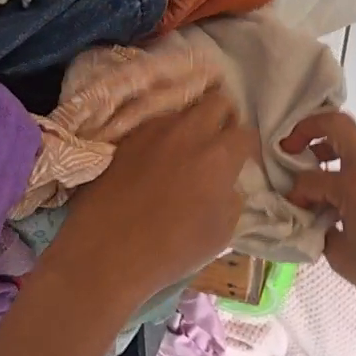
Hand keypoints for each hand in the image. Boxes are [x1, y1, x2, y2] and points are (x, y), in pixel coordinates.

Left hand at [50, 89, 256, 306]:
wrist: (106, 253)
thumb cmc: (171, 251)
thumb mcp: (221, 233)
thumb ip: (231, 199)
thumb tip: (226, 184)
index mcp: (218, 156)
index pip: (246, 133)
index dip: (248, 147)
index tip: (244, 160)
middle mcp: (188, 132)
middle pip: (217, 102)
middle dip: (224, 118)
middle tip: (219, 143)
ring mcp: (153, 132)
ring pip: (183, 110)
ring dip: (192, 124)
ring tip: (187, 150)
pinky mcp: (126, 139)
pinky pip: (154, 125)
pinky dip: (163, 135)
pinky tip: (157, 158)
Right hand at [281, 112, 355, 317]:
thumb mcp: (342, 257)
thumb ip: (321, 231)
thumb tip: (315, 218)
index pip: (312, 178)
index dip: (295, 192)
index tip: (292, 211)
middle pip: (339, 125)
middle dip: (308, 128)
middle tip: (289, 148)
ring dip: (330, 151)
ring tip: (314, 177)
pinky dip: (348, 174)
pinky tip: (341, 204)